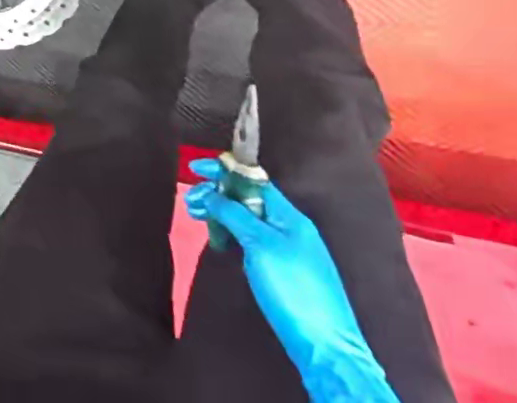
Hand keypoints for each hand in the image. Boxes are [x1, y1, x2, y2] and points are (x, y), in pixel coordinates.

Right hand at [186, 158, 397, 402]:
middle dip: (217, 194)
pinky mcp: (282, 271)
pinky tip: (219, 240)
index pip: (252, 179)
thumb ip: (235, 214)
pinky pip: (252, 239)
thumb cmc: (292, 287)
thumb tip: (213, 192)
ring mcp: (287, 250)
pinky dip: (232, 233)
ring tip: (197, 216)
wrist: (326, 348)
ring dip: (222, 213)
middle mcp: (288, 227)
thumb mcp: (260, 245)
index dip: (224, 170)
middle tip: (190, 201)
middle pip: (248, 198)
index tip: (195, 167)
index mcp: (288, 215)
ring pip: (248, 219)